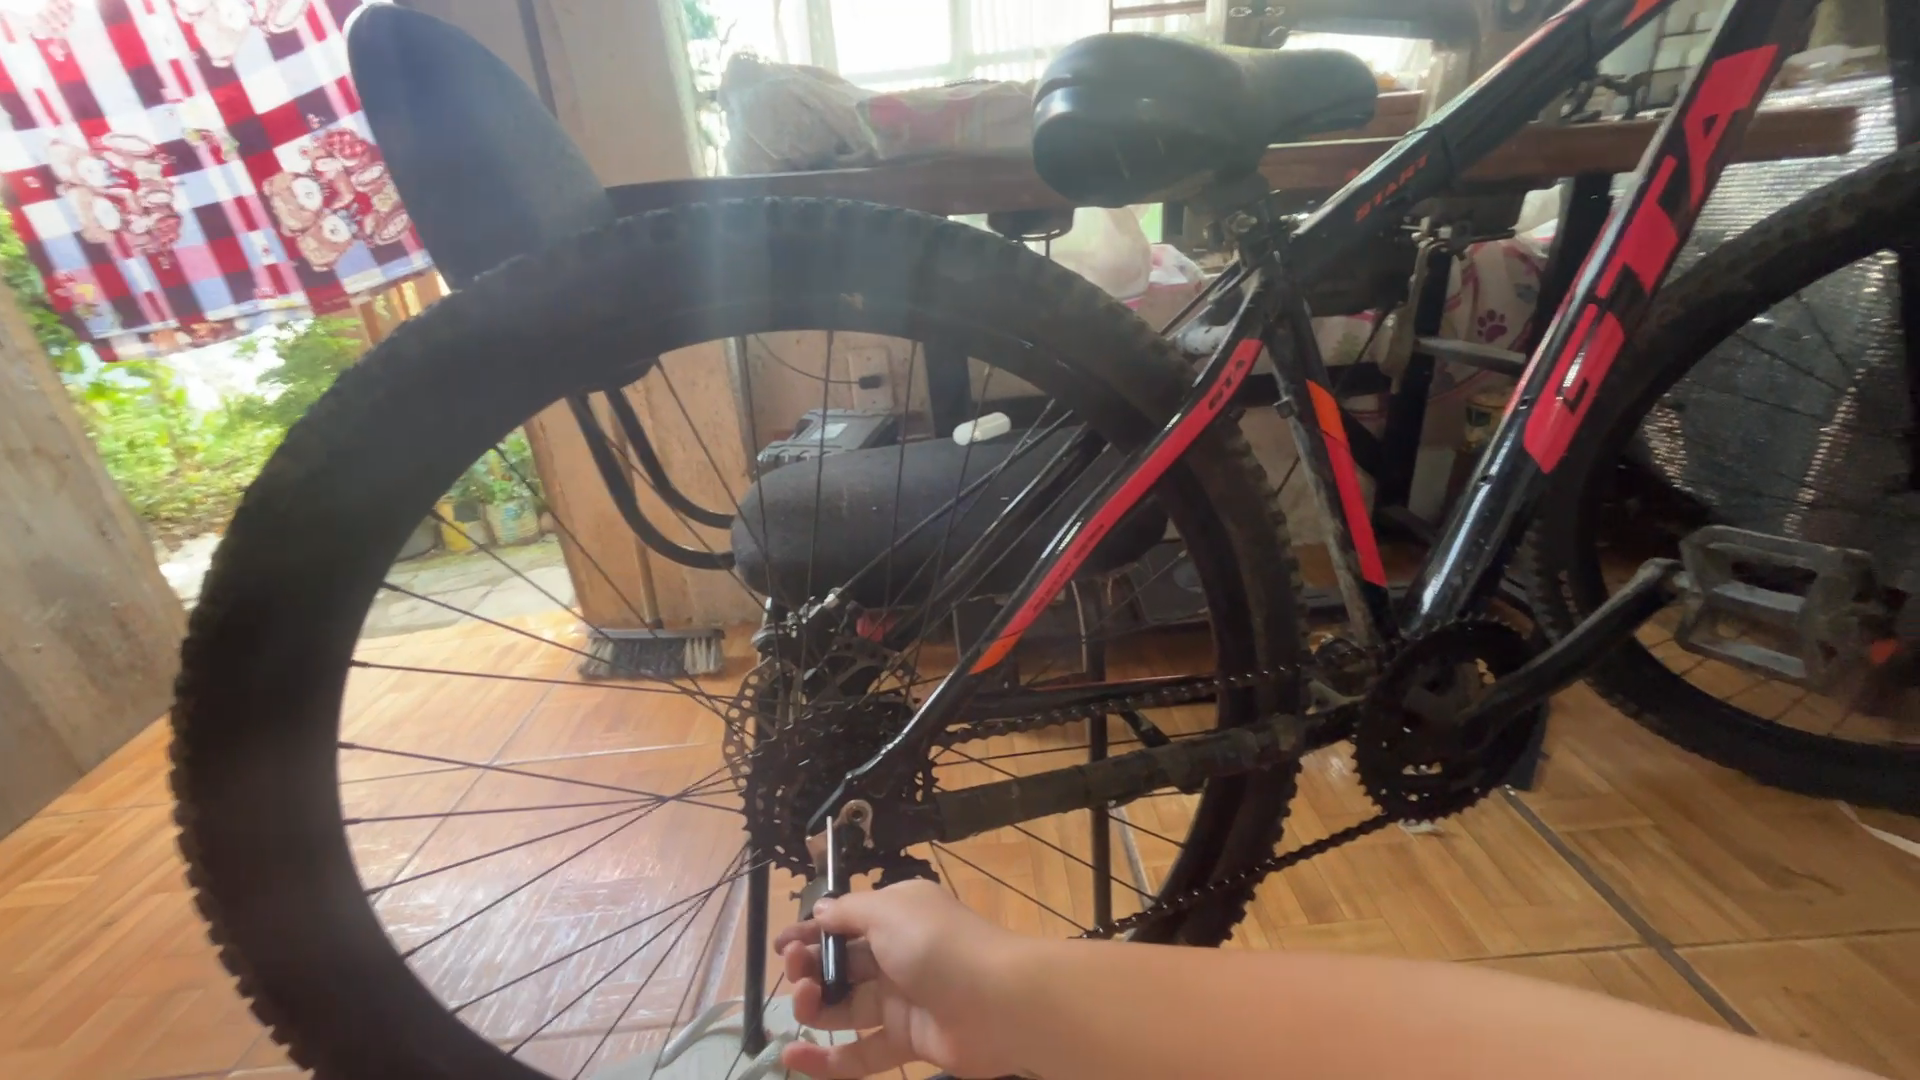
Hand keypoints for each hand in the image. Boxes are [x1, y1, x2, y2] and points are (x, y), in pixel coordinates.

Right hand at [774, 878, 1032, 1078]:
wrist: (998, 1000)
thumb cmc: (937, 943)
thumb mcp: (889, 911)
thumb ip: (849, 912)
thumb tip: (819, 910)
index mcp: (897, 914)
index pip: (846, 921)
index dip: (813, 931)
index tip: (781, 945)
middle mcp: (897, 953)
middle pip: (844, 963)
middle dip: (812, 966)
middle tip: (794, 972)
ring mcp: (902, 999)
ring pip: (847, 1005)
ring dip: (816, 1005)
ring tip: (800, 1004)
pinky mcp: (907, 1041)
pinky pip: (860, 1052)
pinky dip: (827, 1059)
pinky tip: (793, 1056)